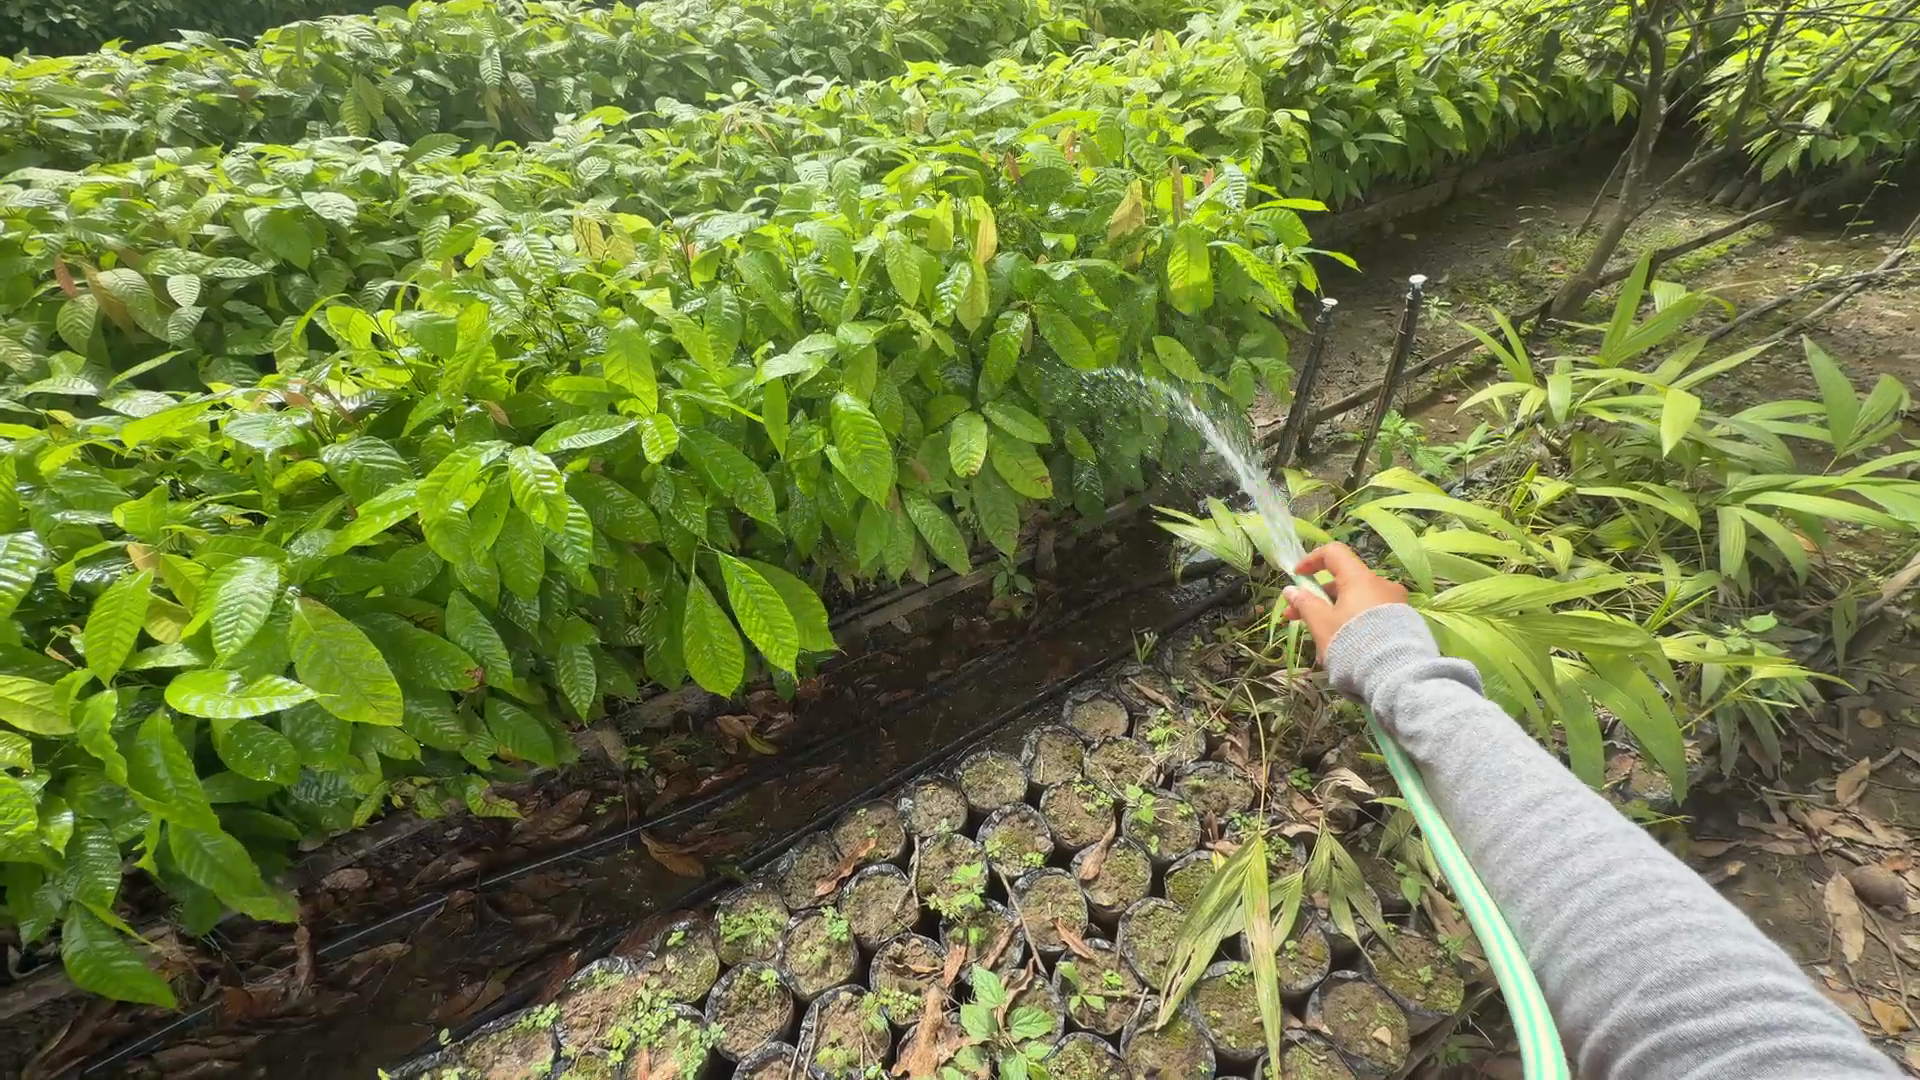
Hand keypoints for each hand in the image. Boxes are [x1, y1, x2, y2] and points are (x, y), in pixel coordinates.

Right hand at [1280, 543, 1407, 664]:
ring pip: (1356, 598)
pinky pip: (1370, 612)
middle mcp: (1381, 584)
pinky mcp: (1403, 621)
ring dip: (1332, 610)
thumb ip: (1304, 604)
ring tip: (1318, 636)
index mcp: (1360, 578)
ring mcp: (1395, 603)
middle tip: (1296, 616)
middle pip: (1343, 580)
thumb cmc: (1352, 641)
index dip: (1311, 560)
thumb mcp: (1321, 623)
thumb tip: (1291, 590)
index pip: (1334, 553)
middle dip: (1316, 595)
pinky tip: (1343, 642)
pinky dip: (1351, 619)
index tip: (1297, 576)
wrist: (1395, 674)